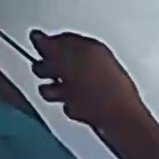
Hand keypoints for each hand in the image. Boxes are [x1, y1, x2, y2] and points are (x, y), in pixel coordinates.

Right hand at [29, 31, 149, 131]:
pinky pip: (81, 100)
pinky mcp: (103, 108)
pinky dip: (72, 101)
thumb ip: (48, 45)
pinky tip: (69, 105)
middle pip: (67, 60)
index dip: (47, 43)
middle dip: (51, 66)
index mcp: (92, 46)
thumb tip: (36, 35)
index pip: (64, 38)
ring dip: (57, 86)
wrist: (122, 123)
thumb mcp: (65, 60)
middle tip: (40, 69)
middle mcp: (99, 64)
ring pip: (72, 82)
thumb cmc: (99, 88)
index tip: (35, 45)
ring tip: (49, 91)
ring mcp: (103, 87)